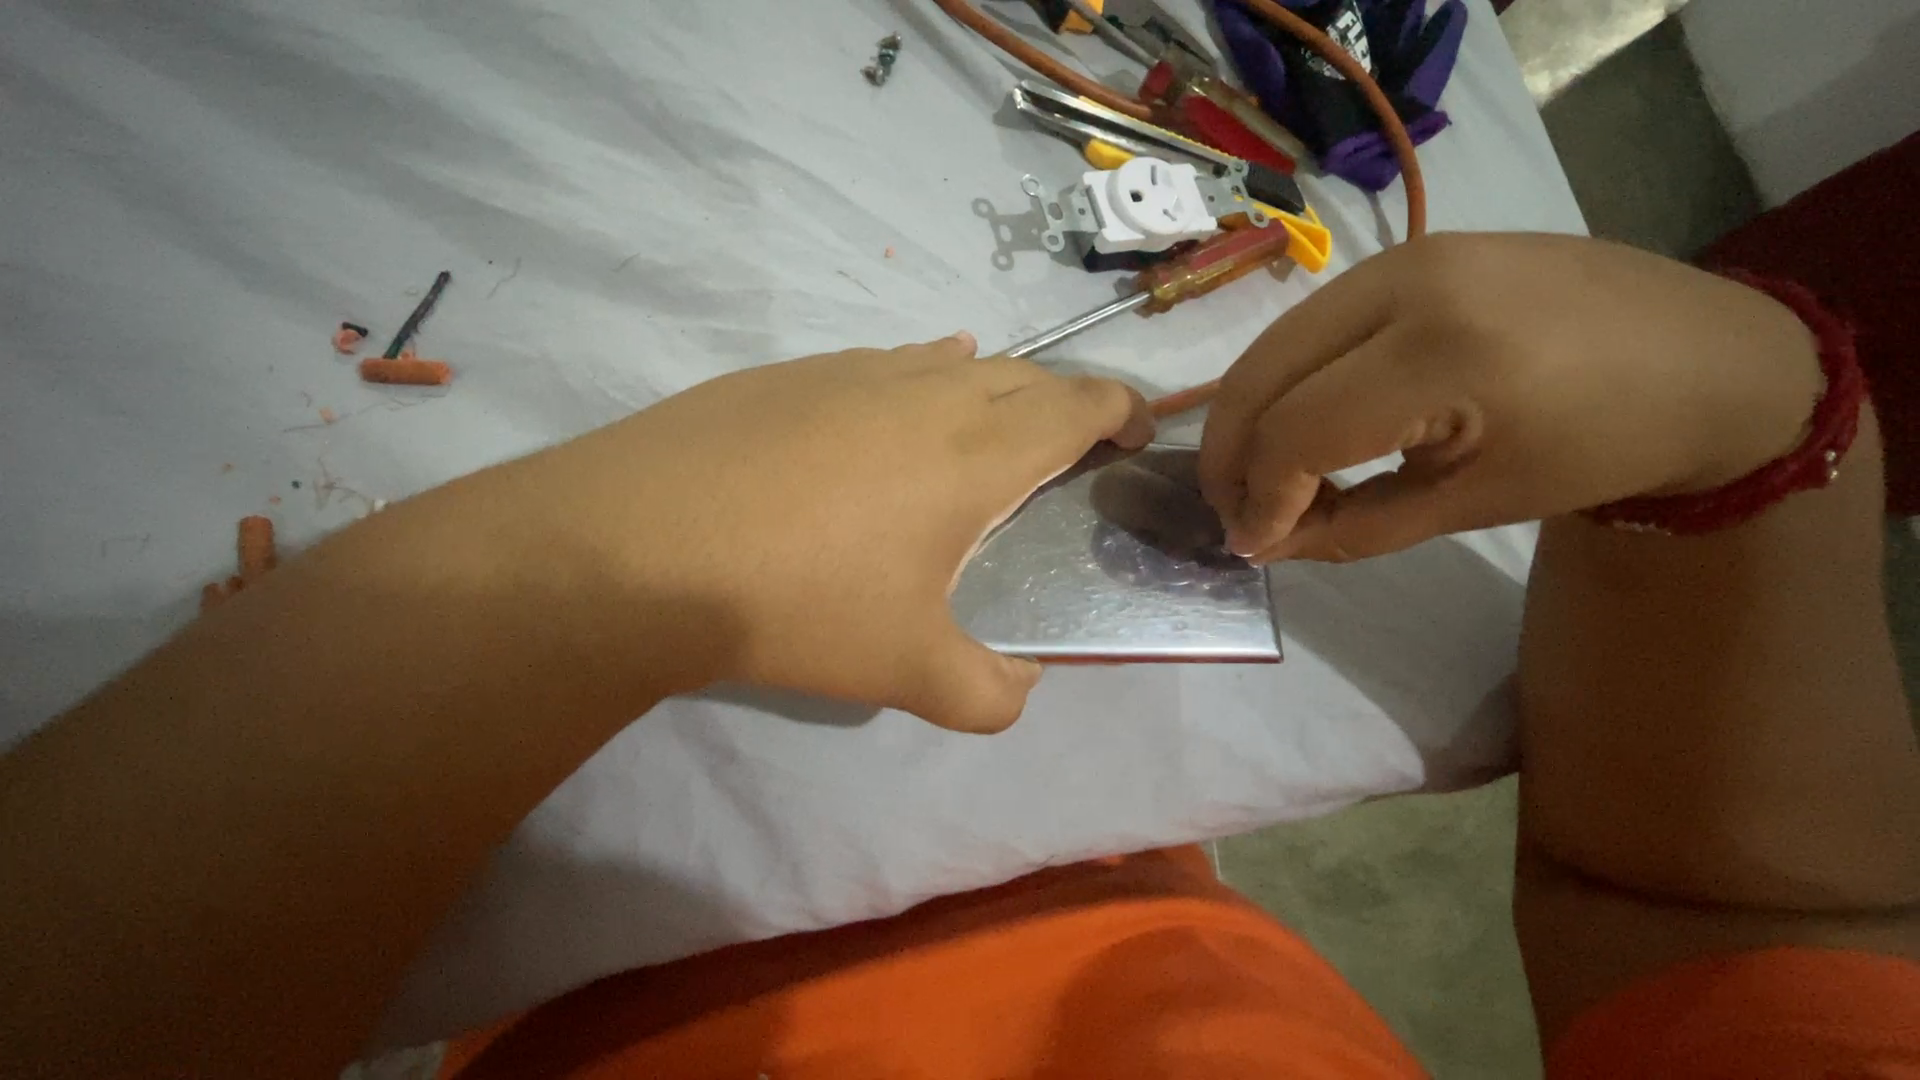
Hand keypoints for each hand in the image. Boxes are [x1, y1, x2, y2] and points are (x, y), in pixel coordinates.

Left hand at [502, 334, 1151, 731]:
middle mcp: (928, 393)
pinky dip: (921, 377)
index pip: (1079, 404)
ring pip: (954, 363)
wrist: (641, 549)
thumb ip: (989, 694)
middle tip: (1064, 451)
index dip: (1120, 410)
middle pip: (1025, 376)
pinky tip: (903, 402)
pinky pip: (887, 363)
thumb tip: (1020, 689)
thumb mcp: (908, 673)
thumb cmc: (797, 604)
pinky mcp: (793, 374)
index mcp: (977, 452)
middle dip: (1063, 403)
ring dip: (991, 388)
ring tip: (992, 427)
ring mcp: (855, 374)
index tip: (1134, 433)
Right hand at [1198, 233, 1823, 561]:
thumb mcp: (1469, 505)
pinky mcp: (1406, 253)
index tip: (1252, 545)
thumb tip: (1259, 543)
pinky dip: (1283, 384)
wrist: (1710, 356)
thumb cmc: (1602, 447)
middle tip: (1234, 511)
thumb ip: (1348, 528)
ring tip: (1259, 475)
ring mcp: (1403, 255)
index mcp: (1446, 352)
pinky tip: (1299, 425)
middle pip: (1261, 376)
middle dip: (1229, 456)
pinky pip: (1307, 326)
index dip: (1260, 497)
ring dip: (1248, 418)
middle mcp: (1408, 282)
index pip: (1298, 430)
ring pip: (1271, 346)